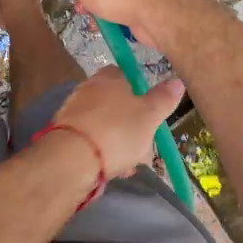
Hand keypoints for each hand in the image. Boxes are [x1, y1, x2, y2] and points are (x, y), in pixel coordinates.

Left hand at [41, 66, 185, 178]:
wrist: (72, 158)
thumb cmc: (117, 131)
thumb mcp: (149, 115)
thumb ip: (163, 99)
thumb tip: (177, 81)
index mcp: (108, 78)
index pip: (125, 74)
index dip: (139, 91)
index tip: (150, 111)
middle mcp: (87, 89)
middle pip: (115, 102)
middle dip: (131, 123)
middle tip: (144, 145)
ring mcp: (73, 112)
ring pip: (104, 124)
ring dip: (118, 141)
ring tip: (129, 164)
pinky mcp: (65, 134)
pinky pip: (91, 140)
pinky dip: (102, 151)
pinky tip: (112, 168)